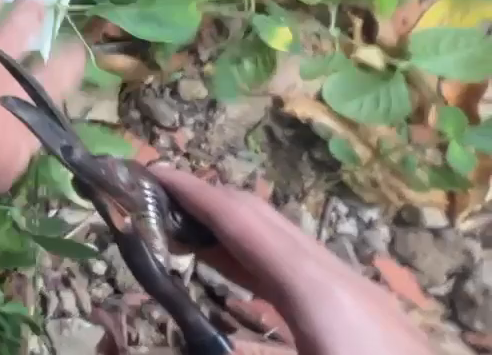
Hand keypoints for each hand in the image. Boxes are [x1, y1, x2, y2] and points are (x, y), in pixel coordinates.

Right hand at [153, 167, 435, 354]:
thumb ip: (224, 343)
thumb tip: (164, 330)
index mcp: (314, 289)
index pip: (238, 217)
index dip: (186, 189)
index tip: (141, 172)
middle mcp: (338, 278)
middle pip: (261, 215)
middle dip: (202, 197)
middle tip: (148, 197)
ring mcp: (360, 296)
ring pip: (281, 236)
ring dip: (225, 223)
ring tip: (176, 227)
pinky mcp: (368, 314)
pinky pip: (298, 264)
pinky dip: (251, 251)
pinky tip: (227, 265)